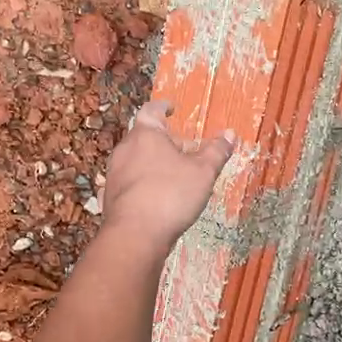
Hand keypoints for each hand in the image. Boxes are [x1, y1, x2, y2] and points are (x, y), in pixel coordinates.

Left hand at [98, 100, 233, 251]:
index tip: (171, 108)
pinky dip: (145, 182)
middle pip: (144, 136)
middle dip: (164, 141)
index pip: (152, 111)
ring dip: (154, 162)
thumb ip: (216, 152)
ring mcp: (115, 172)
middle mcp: (125, 149)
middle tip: (184, 149)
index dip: (163, 107)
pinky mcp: (111, 195)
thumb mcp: (203, 172)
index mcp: (146, 135)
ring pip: (136, 159)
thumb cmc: (171, 194)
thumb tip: (230, 134)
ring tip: (174, 174)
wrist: (135, 234)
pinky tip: (158, 196)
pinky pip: (131, 181)